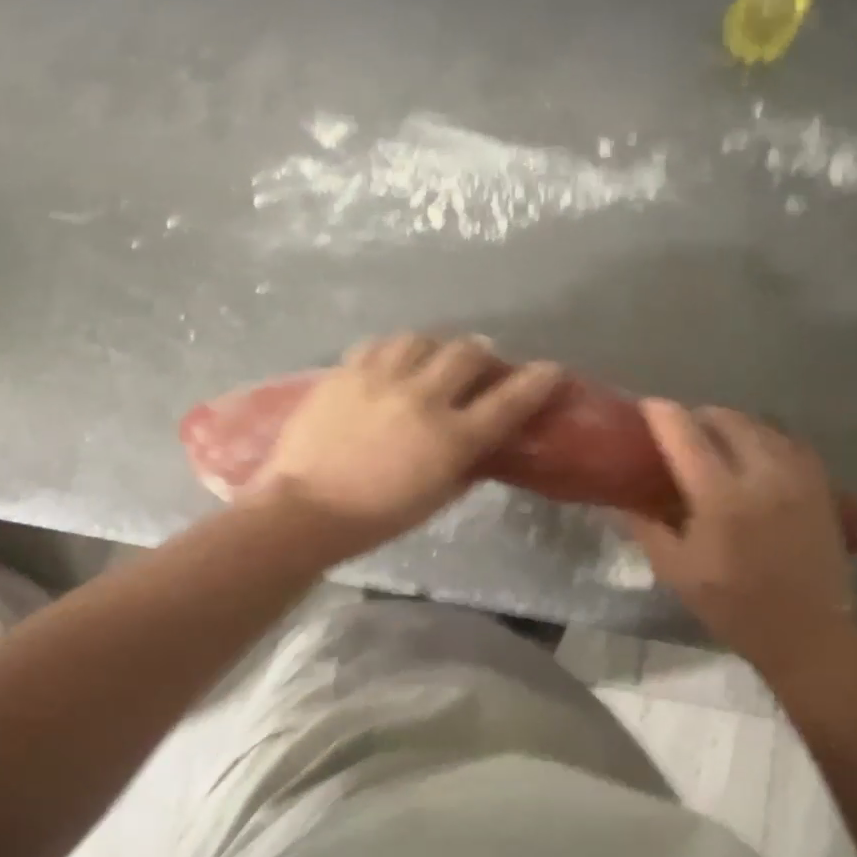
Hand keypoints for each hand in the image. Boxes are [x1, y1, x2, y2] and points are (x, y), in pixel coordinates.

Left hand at [249, 333, 563, 552]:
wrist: (305, 510)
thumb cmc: (377, 518)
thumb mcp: (436, 497)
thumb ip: (464, 464)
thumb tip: (479, 443)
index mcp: (452, 438)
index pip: (510, 400)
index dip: (538, 381)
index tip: (551, 370)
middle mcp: (422, 397)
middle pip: (467, 353)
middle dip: (482, 356)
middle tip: (479, 367)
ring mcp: (380, 378)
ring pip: (421, 339)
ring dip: (435, 348)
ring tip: (431, 360)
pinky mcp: (346, 371)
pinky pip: (379, 344)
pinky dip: (394, 350)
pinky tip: (391, 364)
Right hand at [622, 400, 855, 666]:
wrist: (806, 632)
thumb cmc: (732, 605)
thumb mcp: (675, 570)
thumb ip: (645, 526)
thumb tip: (621, 497)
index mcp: (720, 496)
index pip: (684, 432)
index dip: (661, 413)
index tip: (646, 409)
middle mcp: (761, 473)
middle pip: (725, 418)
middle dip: (697, 417)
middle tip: (680, 432)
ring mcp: (797, 475)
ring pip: (760, 424)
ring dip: (731, 425)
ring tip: (717, 442)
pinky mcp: (821, 484)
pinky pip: (789, 441)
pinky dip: (765, 438)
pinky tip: (755, 456)